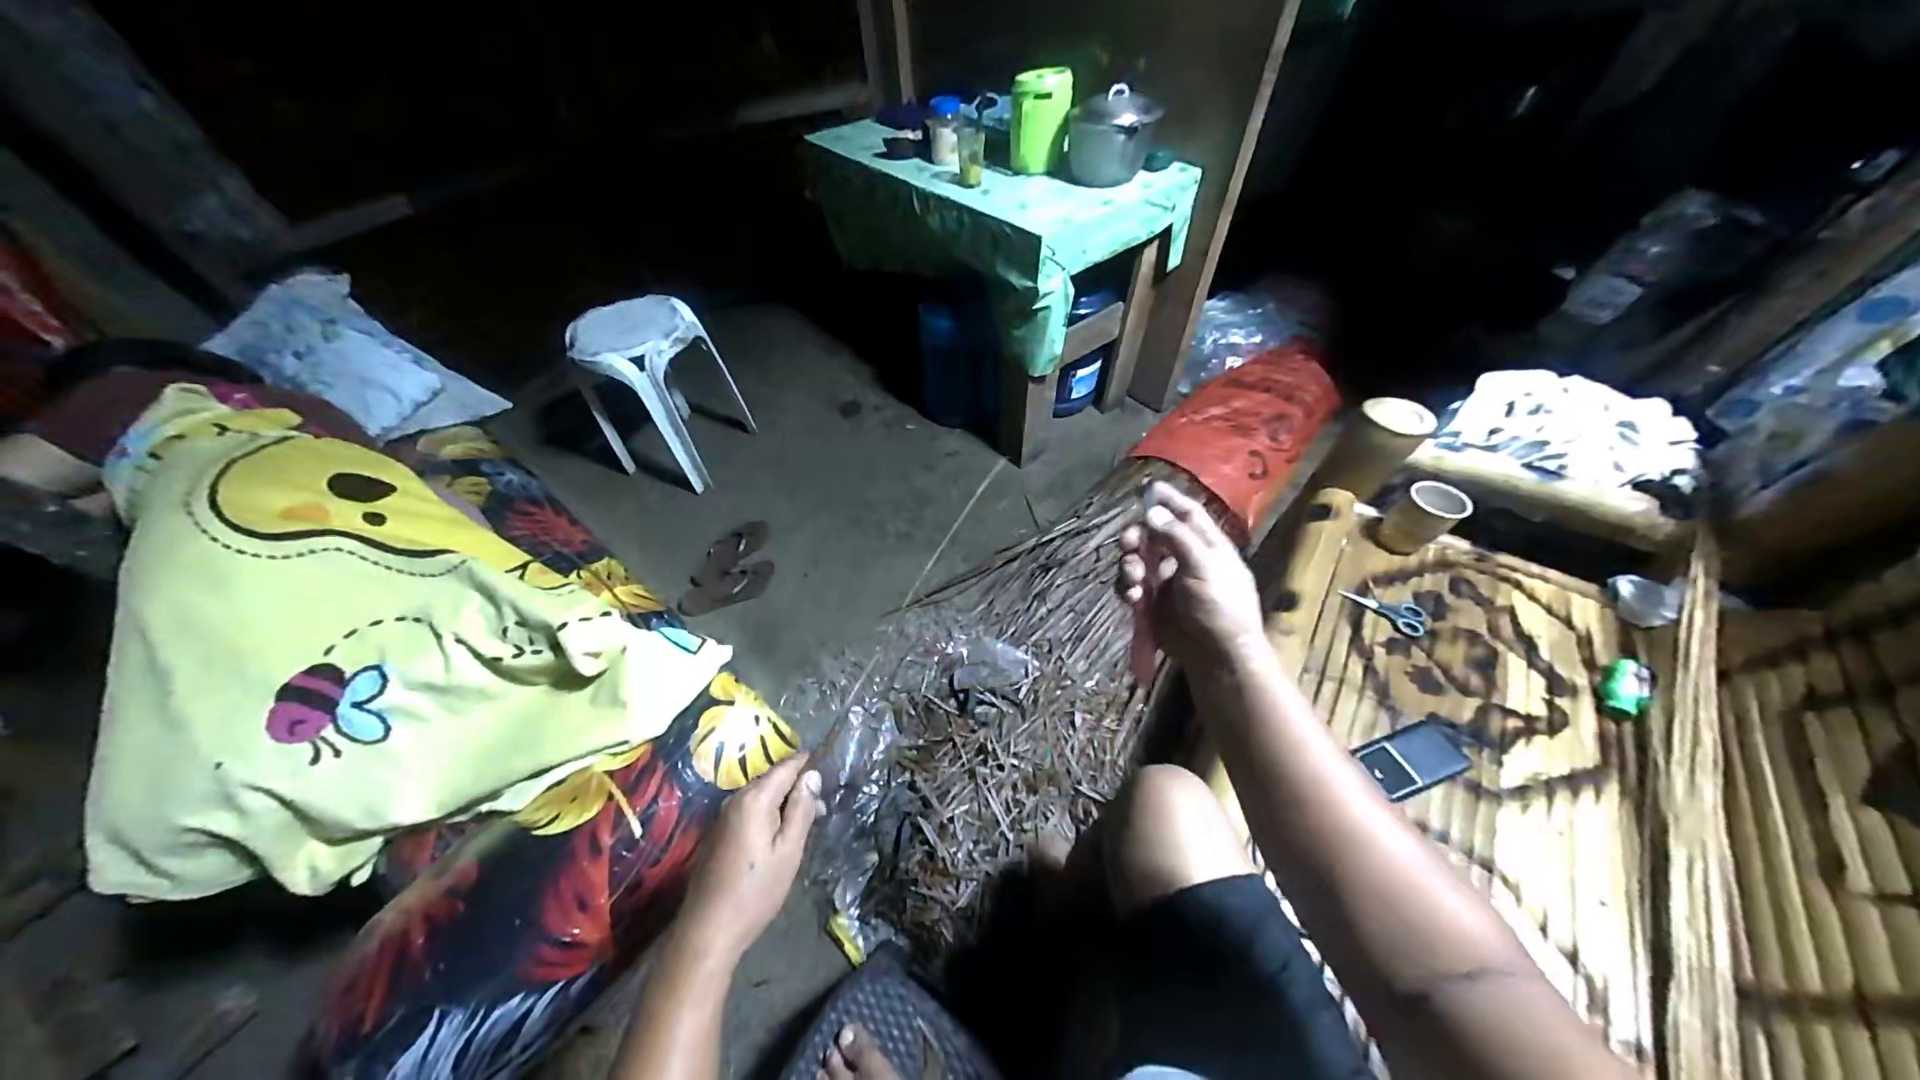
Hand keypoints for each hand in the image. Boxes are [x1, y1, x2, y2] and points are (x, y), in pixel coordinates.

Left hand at [673, 753, 822, 962]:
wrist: (708, 930)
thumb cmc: (756, 891)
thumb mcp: (789, 850)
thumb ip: (802, 809)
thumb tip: (812, 775)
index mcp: (754, 799)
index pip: (786, 766)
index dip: (808, 766)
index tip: (828, 777)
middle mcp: (735, 799)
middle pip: (772, 779)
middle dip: (797, 787)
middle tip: (821, 809)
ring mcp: (722, 816)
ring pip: (760, 796)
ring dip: (782, 803)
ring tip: (803, 825)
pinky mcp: (717, 833)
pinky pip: (748, 811)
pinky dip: (766, 815)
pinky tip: (777, 838)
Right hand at [1118, 481, 1265, 671]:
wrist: (1216, 655)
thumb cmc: (1220, 607)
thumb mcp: (1203, 566)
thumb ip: (1176, 537)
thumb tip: (1151, 510)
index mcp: (1206, 545)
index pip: (1187, 513)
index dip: (1169, 499)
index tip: (1149, 488)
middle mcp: (1183, 558)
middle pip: (1152, 534)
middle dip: (1137, 536)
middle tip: (1130, 543)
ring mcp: (1165, 581)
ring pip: (1136, 560)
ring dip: (1129, 565)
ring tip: (1135, 579)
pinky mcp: (1151, 602)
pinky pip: (1130, 586)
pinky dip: (1127, 589)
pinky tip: (1133, 599)